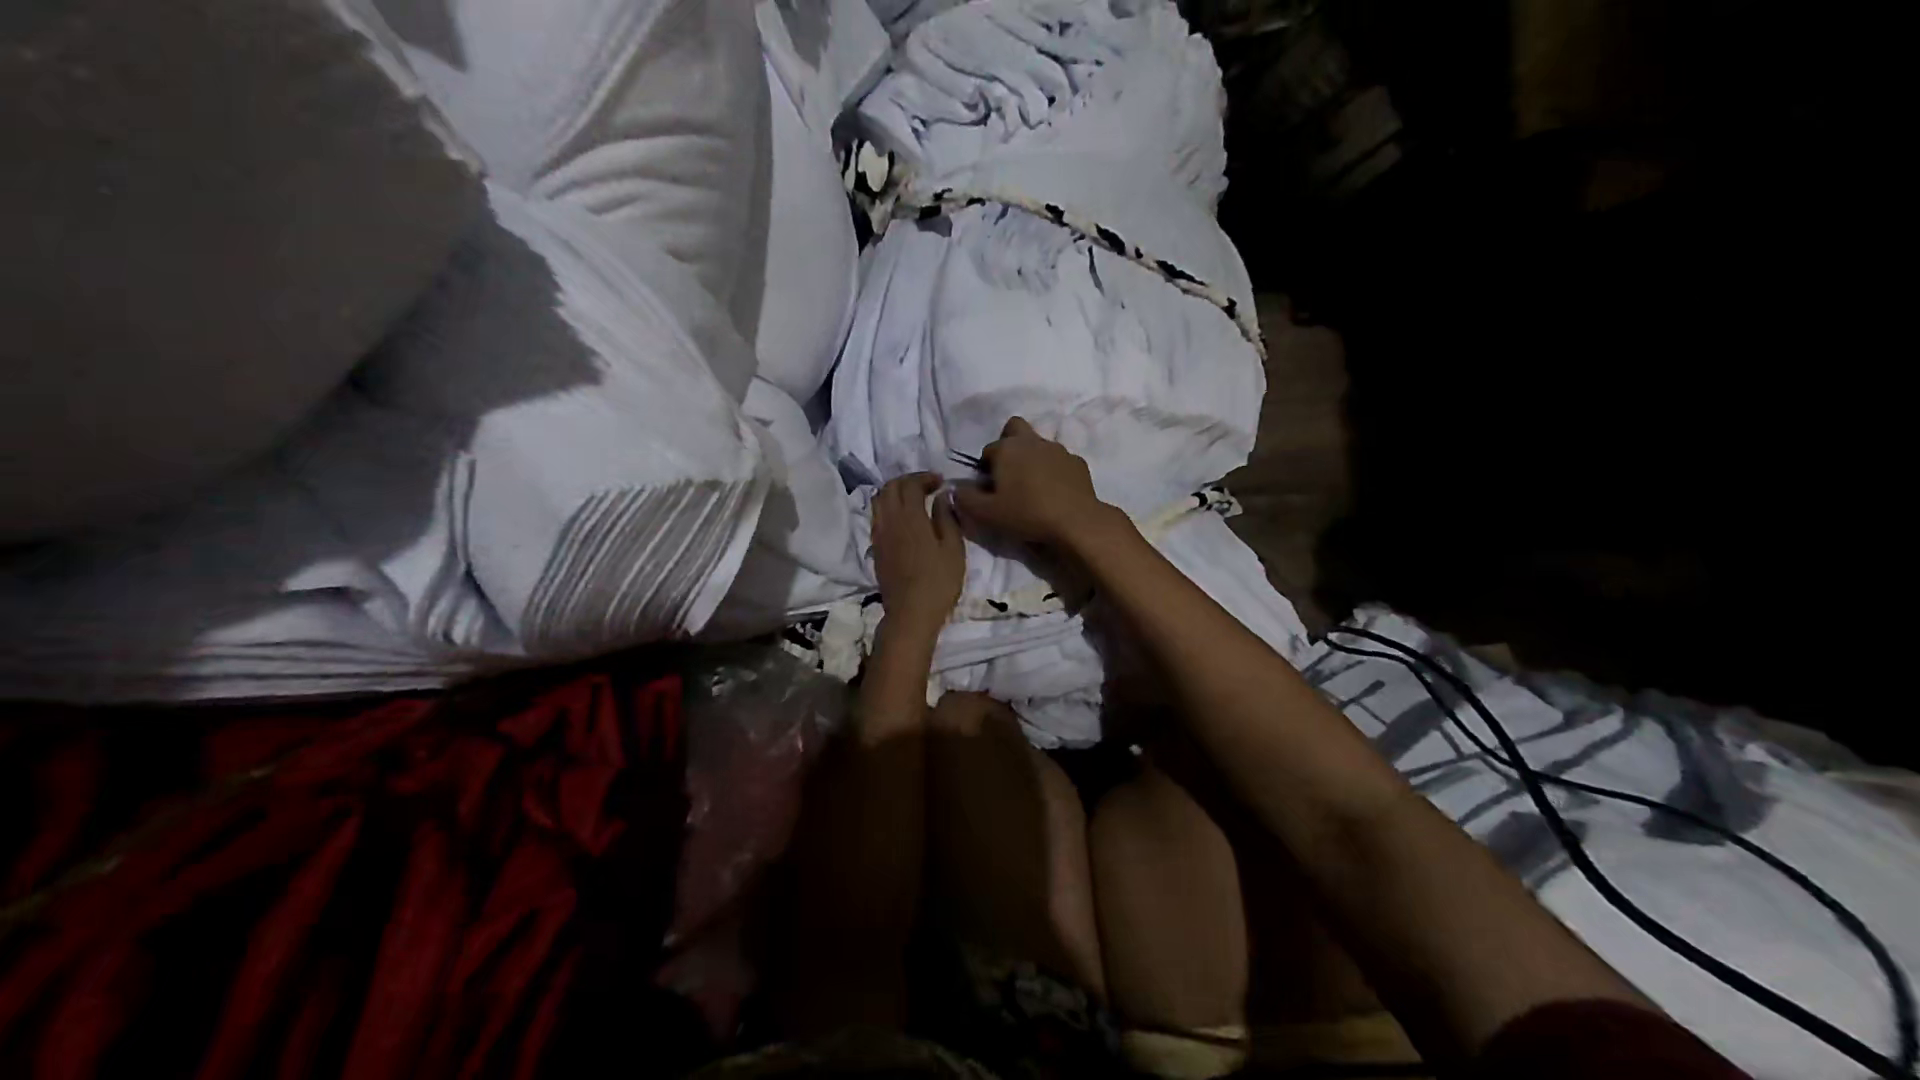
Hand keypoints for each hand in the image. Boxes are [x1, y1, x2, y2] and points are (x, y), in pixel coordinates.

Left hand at [872, 472, 964, 632]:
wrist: (910, 613)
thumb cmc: (939, 582)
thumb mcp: (953, 549)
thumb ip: (946, 518)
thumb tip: (942, 496)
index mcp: (910, 517)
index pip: (910, 484)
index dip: (924, 477)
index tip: (940, 482)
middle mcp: (889, 520)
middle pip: (890, 487)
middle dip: (908, 480)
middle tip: (927, 486)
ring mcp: (878, 534)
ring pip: (879, 500)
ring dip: (895, 492)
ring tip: (914, 499)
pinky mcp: (875, 548)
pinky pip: (877, 517)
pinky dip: (889, 508)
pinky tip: (904, 519)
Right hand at [953, 417, 1111, 547]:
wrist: (1075, 521)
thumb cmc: (1026, 514)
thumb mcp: (986, 514)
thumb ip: (965, 499)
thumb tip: (956, 490)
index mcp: (1006, 449)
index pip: (988, 450)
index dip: (985, 468)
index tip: (990, 489)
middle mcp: (1032, 441)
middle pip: (1014, 428)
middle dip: (1009, 443)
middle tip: (1009, 472)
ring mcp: (1058, 449)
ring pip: (1039, 445)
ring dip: (1032, 458)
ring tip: (1033, 487)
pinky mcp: (1077, 462)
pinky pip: (1060, 460)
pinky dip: (1054, 470)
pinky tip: (1055, 491)